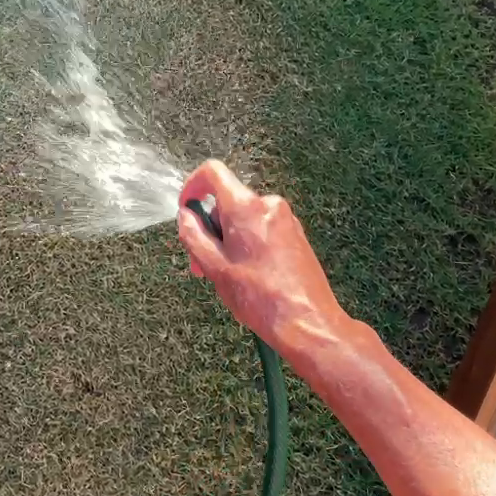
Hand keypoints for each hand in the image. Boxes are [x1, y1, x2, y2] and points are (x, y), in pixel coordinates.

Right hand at [177, 160, 347, 350]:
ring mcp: (285, 218)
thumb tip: (185, 215)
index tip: (186, 210)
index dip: (193, 186)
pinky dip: (247, 243)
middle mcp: (268, 204)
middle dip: (210, 227)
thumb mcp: (214, 267)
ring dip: (228, 239)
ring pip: (243, 217)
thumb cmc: (259, 297)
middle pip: (227, 200)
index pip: (212, 172)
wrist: (309, 324)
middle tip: (202, 264)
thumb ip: (193, 234)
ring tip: (226, 275)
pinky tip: (248, 274)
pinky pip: (261, 227)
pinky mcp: (295, 234)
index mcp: (245, 207)